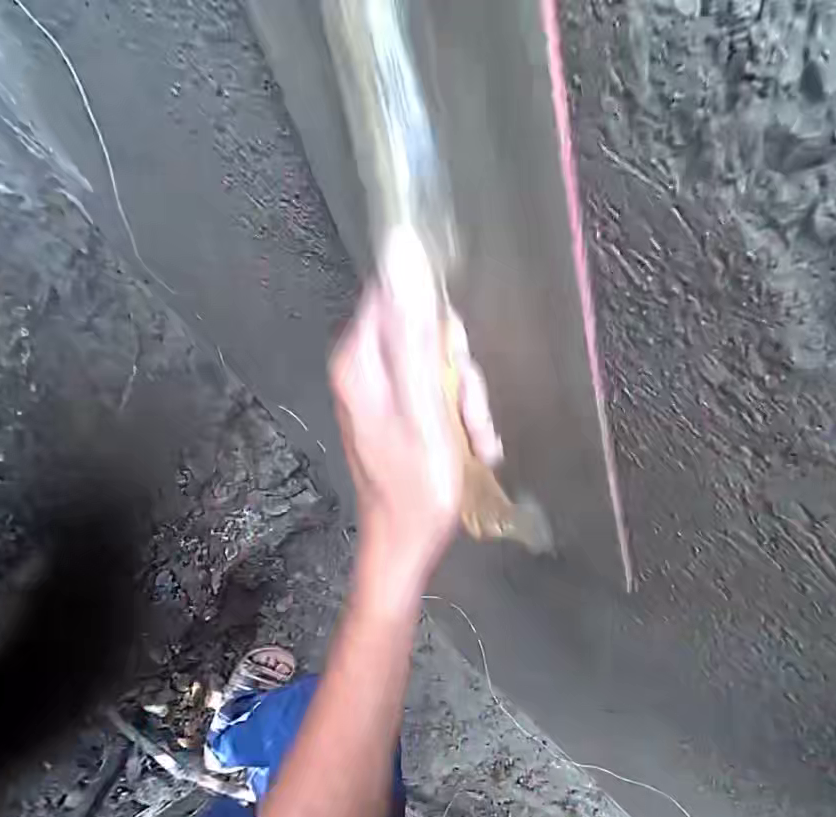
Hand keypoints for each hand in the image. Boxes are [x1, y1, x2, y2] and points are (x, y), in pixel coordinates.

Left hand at [329, 229, 501, 597]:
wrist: (404, 544)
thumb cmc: (416, 489)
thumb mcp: (425, 411)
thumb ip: (416, 335)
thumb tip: (404, 254)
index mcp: (360, 362)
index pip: (398, 296)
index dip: (437, 319)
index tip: (457, 366)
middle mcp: (363, 369)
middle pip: (424, 332)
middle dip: (460, 374)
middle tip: (469, 417)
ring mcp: (380, 391)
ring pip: (438, 365)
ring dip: (466, 403)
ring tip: (475, 442)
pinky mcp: (396, 411)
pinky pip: (435, 392)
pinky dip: (458, 417)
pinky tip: (470, 447)